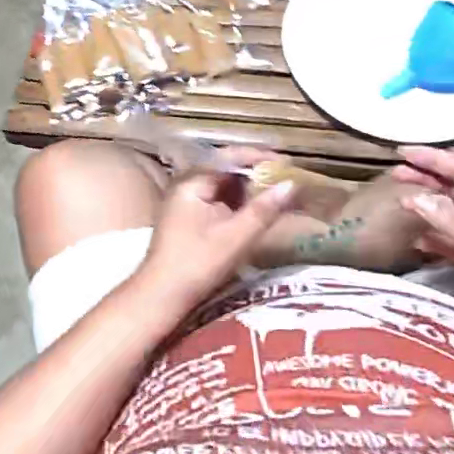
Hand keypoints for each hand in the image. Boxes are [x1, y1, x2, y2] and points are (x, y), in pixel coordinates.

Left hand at [130, 169, 294, 316]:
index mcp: (193, 182)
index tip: (285, 162)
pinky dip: (237, 202)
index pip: (229, 156)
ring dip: (247, 188)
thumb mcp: (236, 237)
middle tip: (284, 178)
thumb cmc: (197, 263)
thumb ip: (264, 209)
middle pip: (225, 169)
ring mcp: (185, 202)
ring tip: (276, 192)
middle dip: (255, 173)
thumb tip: (292, 184)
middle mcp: (186, 185)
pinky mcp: (187, 218)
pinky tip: (254, 210)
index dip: (258, 157)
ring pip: (222, 185)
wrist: (161, 297)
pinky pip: (216, 199)